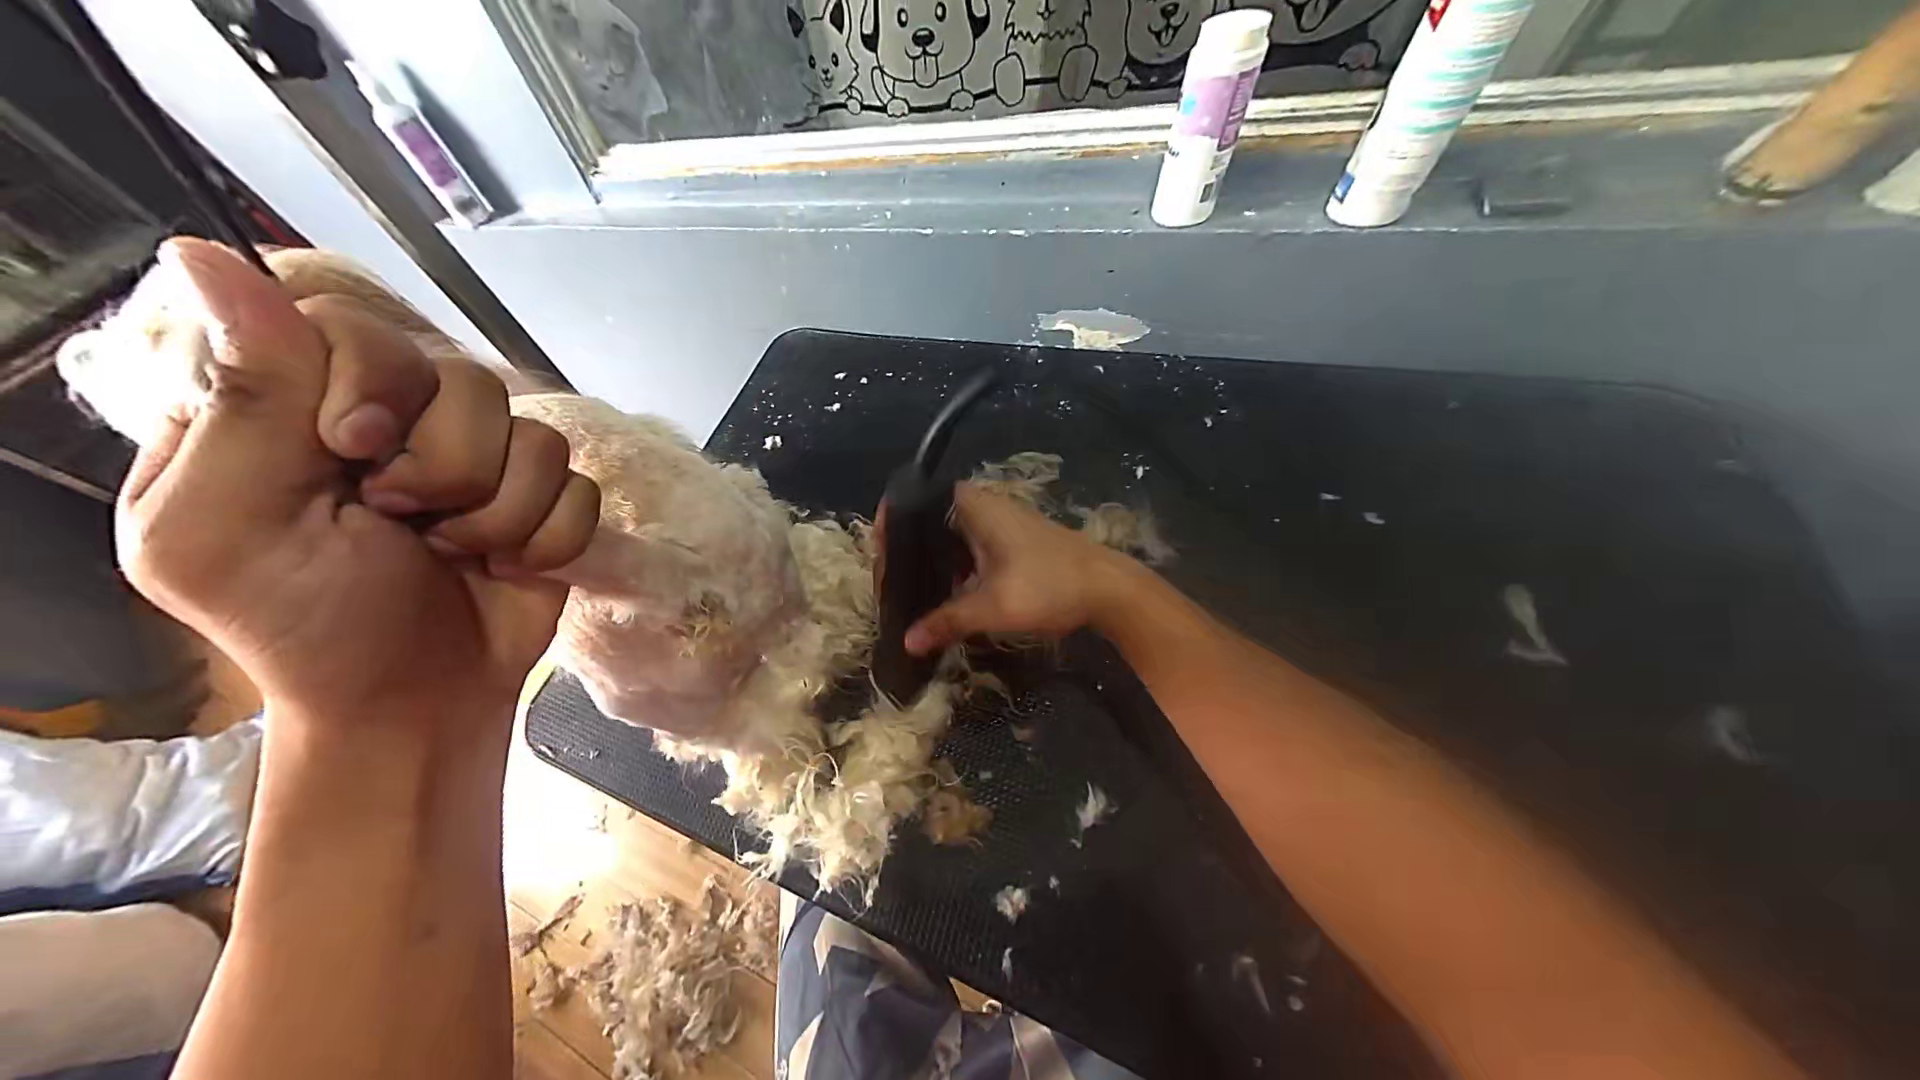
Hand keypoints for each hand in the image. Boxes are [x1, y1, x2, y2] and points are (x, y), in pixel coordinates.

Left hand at [116, 239, 598, 729]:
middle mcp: (402, 422)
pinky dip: (548, 536)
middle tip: (404, 520)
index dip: (374, 379)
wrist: (422, 699)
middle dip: (446, 466)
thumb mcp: (233, 526)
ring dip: (500, 512)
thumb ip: (245, 401)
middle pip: (466, 378)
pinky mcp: (544, 499)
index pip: (357, 327)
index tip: (354, 450)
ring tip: (459, 552)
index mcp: (299, 412)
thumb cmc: (312, 627)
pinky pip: (579, 486)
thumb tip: (209, 252)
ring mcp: (484, 461)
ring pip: (536, 435)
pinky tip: (510, 564)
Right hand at [902, 484, 1139, 655]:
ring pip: (950, 536)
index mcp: (972, 507)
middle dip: (907, 549)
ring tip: (910, 591)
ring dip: (931, 561)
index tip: (879, 556)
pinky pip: (969, 548)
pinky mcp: (1011, 542)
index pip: (915, 500)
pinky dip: (954, 567)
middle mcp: (983, 506)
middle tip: (890, 582)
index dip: (891, 524)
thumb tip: (907, 642)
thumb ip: (946, 621)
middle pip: (929, 520)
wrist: (1109, 589)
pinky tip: (946, 595)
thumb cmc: (1048, 585)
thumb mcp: (992, 607)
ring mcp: (999, 523)